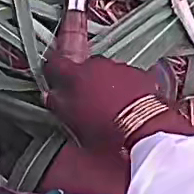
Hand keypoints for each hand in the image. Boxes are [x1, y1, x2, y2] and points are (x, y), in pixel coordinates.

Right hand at [42, 53, 193, 151]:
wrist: (143, 130)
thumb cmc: (103, 128)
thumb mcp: (70, 121)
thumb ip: (57, 104)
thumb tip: (50, 96)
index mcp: (74, 75)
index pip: (55, 63)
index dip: (52, 70)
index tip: (53, 76)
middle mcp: (97, 64)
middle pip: (83, 67)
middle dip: (82, 80)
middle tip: (83, 101)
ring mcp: (120, 67)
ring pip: (106, 72)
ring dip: (104, 84)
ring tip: (107, 107)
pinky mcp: (140, 74)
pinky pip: (128, 78)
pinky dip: (125, 88)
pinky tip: (126, 105)